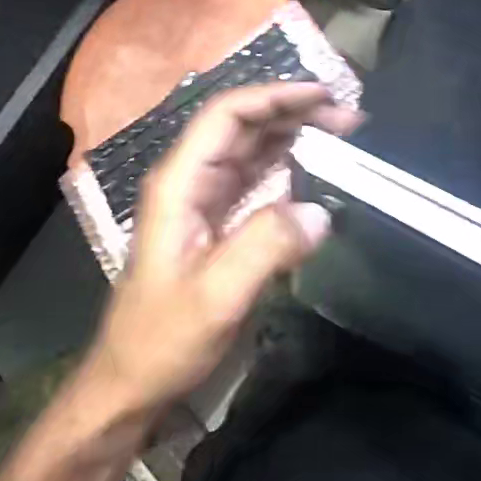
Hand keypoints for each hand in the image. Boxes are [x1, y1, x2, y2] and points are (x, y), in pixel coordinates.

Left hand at [85, 83, 360, 414]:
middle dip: (294, 111)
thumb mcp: (216, 297)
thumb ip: (266, 247)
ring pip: (253, 146)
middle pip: (244, 124)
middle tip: (347, 117)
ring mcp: (204, 197)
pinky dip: (291, 164)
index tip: (322, 96)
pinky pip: (259, 177)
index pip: (226, 114)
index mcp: (180, 181)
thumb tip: (320, 211)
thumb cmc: (163, 340)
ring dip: (296, 134)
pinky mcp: (219, 218)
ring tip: (343, 133)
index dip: (274, 96)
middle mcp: (191, 178)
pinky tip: (320, 168)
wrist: (132, 385)